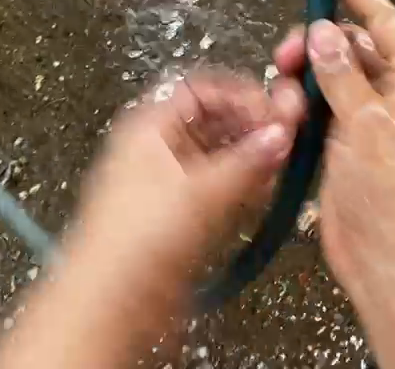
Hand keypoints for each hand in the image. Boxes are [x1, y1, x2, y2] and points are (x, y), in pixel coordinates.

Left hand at [64, 71, 304, 298]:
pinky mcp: (180, 214)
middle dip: (250, 124)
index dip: (240, 94)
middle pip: (213, 118)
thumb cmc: (132, 240)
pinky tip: (264, 189)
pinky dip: (242, 182)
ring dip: (250, 154)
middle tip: (285, 135)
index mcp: (149, 123)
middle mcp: (158, 146)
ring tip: (281, 162)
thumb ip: (248, 160)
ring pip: (219, 152)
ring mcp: (169, 180)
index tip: (275, 109)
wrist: (108, 305)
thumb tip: (281, 132)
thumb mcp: (200, 191)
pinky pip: (218, 184)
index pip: (202, 88)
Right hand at [275, 0, 394, 368]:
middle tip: (284, 56)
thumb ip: (343, 76)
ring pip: (327, 76)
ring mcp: (367, 122)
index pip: (385, 24)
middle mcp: (394, 97)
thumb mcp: (370, 131)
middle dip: (314, 44)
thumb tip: (322, 29)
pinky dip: (298, 104)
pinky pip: (316, 107)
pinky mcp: (343, 145)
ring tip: (284, 98)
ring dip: (302, 78)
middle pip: (348, 47)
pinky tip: (283, 115)